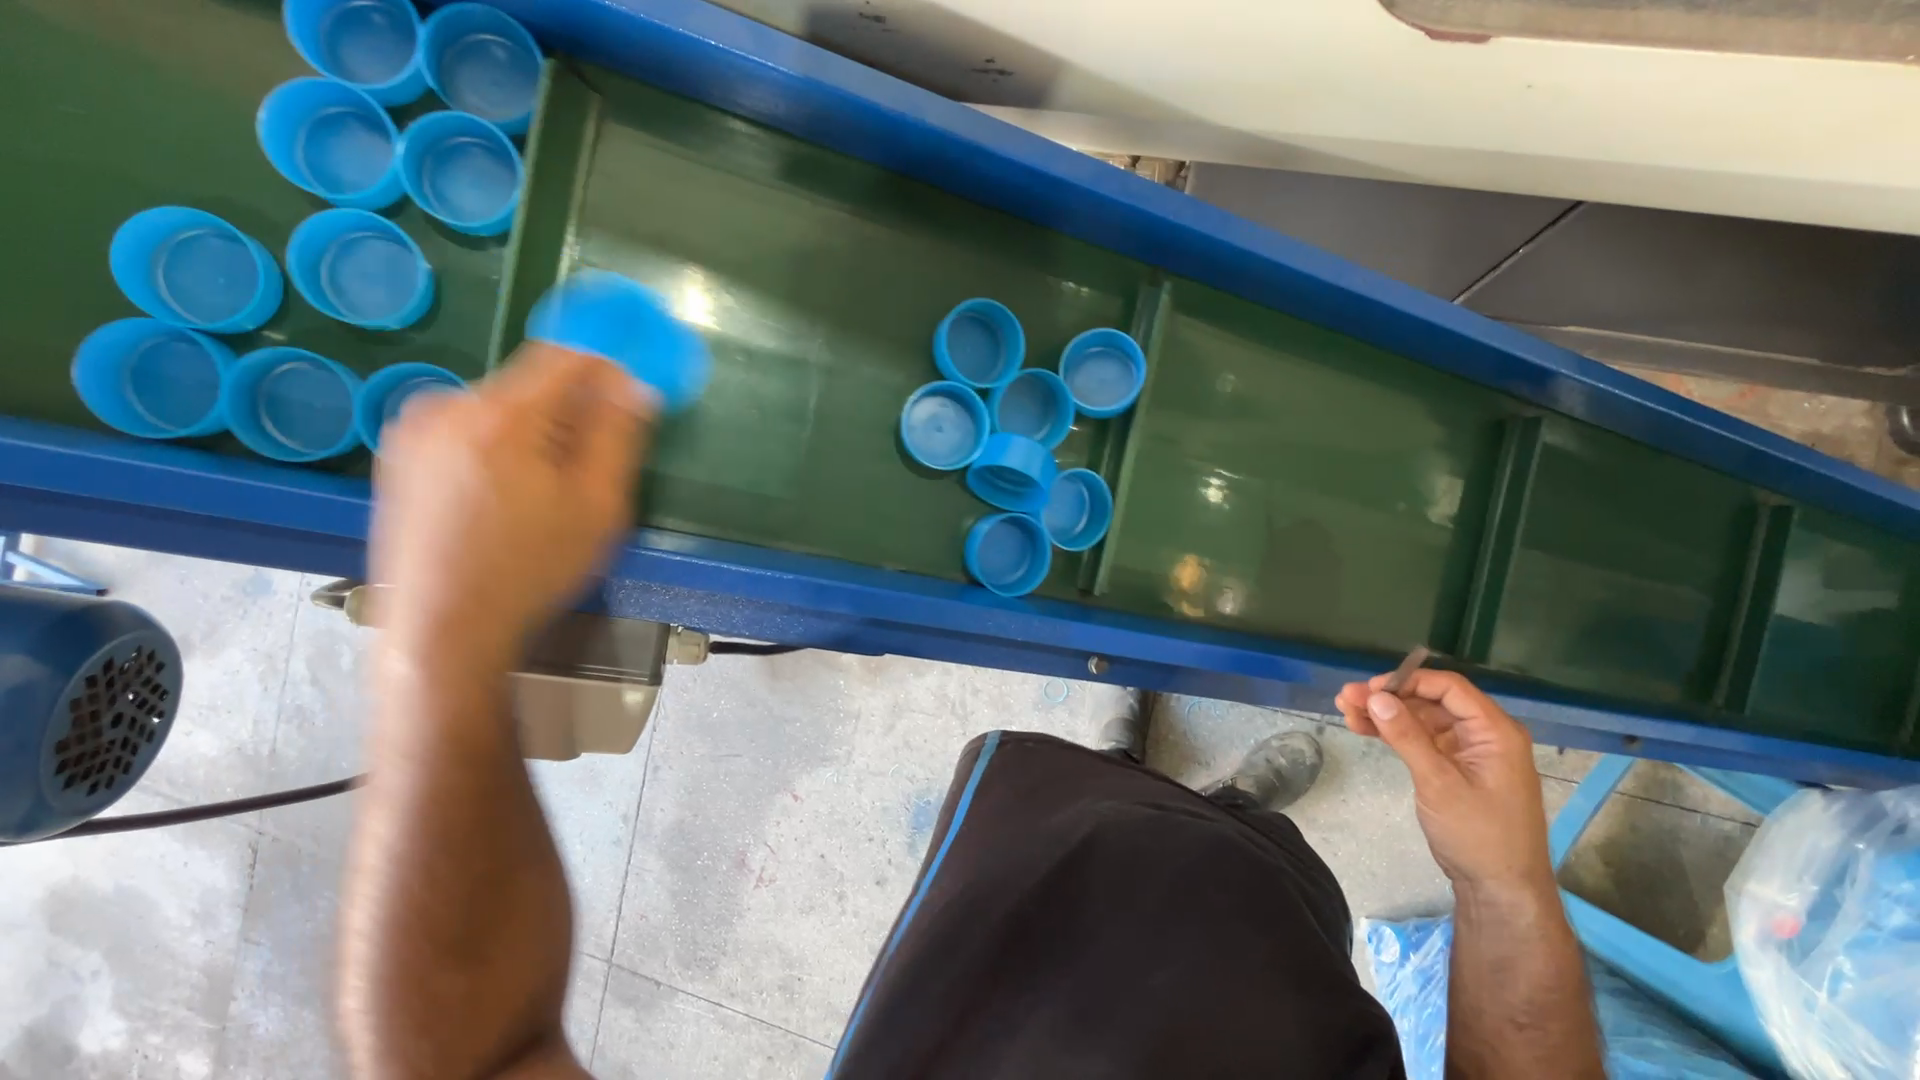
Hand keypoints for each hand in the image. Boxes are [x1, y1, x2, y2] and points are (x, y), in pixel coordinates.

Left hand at [369, 343, 655, 668]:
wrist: (441, 629)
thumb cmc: (531, 570)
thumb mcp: (597, 507)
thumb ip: (619, 435)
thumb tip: (635, 385)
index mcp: (501, 415)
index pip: (568, 354)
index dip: (609, 365)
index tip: (634, 392)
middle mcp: (448, 404)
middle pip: (532, 382)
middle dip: (571, 409)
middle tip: (591, 463)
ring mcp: (414, 427)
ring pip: (500, 405)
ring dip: (534, 429)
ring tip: (542, 492)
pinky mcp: (399, 453)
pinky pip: (468, 426)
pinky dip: (497, 445)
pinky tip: (502, 497)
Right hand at [1335, 669, 1553, 897]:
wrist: (1501, 888)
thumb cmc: (1477, 834)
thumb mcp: (1438, 782)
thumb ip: (1407, 736)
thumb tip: (1376, 697)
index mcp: (1495, 732)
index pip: (1449, 689)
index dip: (1407, 682)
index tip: (1369, 689)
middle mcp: (1485, 735)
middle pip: (1431, 702)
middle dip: (1388, 699)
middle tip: (1346, 699)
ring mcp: (1470, 753)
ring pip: (1422, 721)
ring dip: (1386, 716)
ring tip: (1346, 712)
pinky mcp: (1457, 769)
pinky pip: (1423, 741)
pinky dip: (1395, 735)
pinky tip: (1365, 730)